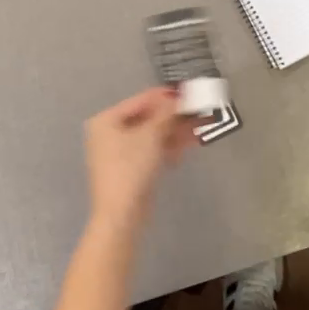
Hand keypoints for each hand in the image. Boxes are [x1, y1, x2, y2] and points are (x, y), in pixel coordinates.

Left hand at [84, 88, 197, 231]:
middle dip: (175, 116)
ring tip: (202, 126)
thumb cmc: (131, 168)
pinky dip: (169, 146)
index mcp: (107, 120)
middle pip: (149, 118)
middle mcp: (110, 133)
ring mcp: (120, 152)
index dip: (168, 96)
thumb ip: (167, 112)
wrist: (121, 215)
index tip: (192, 93)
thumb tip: (181, 96)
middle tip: (200, 111)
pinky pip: (152, 150)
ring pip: (153, 135)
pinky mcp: (131, 169)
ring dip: (176, 130)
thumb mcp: (151, 135)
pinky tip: (189, 143)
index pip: (142, 100)